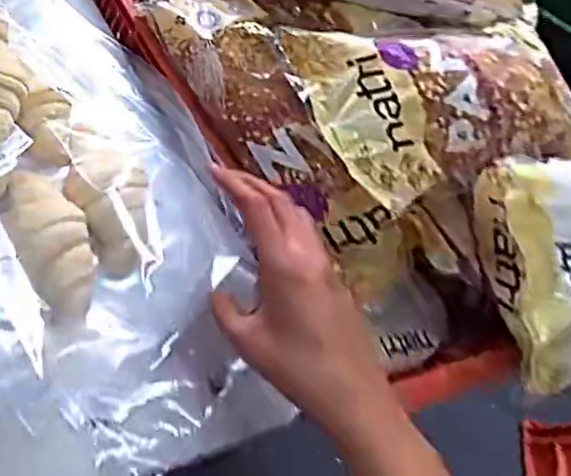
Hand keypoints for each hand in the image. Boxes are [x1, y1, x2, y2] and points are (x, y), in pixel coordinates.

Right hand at [209, 166, 442, 473]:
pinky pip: (307, 233)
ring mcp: (326, 266)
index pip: (257, 206)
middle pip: (281, 200)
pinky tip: (273, 233)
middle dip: (251, 181)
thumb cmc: (299, 369)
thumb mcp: (247, 341)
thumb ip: (225, 308)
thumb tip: (219, 289)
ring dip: (272, 196)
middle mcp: (307, 255)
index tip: (212, 168)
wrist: (359, 402)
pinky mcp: (336, 280)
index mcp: (284, 263)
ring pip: (298, 214)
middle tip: (226, 175)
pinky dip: (285, 217)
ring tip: (248, 195)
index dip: (233, 182)